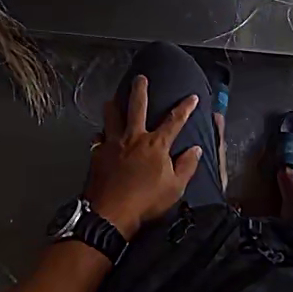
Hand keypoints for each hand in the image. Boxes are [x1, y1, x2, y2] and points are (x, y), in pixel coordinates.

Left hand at [83, 76, 202, 239]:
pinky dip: (100, 135)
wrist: (110, 213)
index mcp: (156, 144)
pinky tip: (100, 135)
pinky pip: (98, 138)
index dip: (185, 107)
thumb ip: (187, 166)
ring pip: (111, 117)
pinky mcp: (97, 154)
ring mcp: (112, 144)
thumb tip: (195, 149)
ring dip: (113, 105)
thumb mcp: (175, 187)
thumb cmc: (146, 201)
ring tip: (112, 99)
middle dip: (140, 90)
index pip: (174, 120)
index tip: (192, 96)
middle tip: (140, 78)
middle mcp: (133, 138)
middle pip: (136, 107)